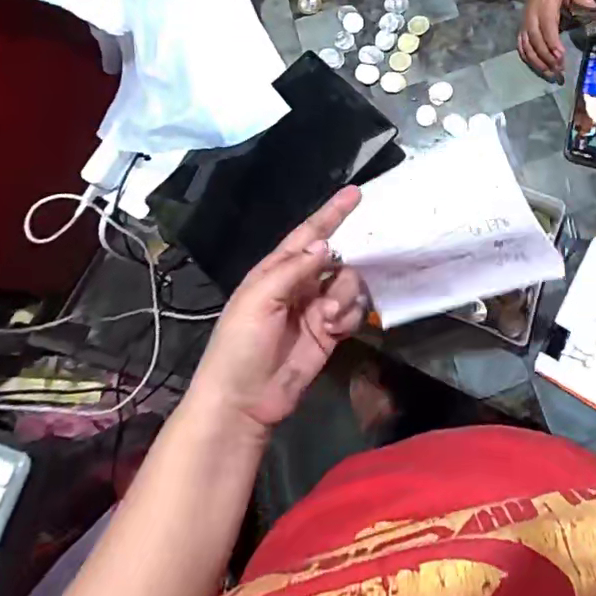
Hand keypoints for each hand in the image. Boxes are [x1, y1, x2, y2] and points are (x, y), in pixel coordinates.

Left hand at [187, 187, 368, 435]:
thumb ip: (294, 269)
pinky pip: (353, 311)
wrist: (243, 402)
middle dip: (344, 265)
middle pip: (337, 258)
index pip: (309, 234)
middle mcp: (300, 284)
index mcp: (277, 270)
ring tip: (329, 317)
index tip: (355, 192)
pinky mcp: (330, 332)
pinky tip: (334, 328)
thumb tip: (326, 244)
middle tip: (337, 283)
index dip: (331, 213)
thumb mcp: (259, 300)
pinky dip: (350, 315)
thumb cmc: (240, 345)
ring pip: (349, 283)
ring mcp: (316, 308)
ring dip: (345, 296)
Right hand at [519, 0, 594, 79]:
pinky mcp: (524, 24)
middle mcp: (532, 14)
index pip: (547, 26)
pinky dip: (526, 56)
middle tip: (558, 70)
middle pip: (535, 39)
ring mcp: (526, 20)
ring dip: (536, 60)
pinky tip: (536, 65)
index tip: (560, 56)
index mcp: (544, 4)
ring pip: (526, 44)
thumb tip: (591, 6)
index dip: (552, 42)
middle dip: (545, 57)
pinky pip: (521, 43)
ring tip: (548, 73)